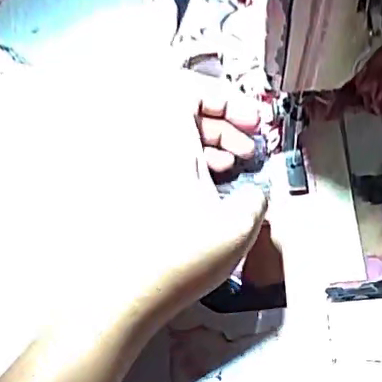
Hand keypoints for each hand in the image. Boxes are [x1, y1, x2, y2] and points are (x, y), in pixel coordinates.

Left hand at [0, 0, 270, 335]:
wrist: (123, 297)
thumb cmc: (173, 258)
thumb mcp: (239, 223)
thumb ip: (259, 195)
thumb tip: (258, 190)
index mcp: (163, 131)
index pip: (193, 84)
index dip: (230, 98)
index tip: (253, 121)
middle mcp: (138, 143)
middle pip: (182, 112)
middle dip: (223, 126)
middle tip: (248, 149)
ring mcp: (126, 171)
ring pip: (170, 142)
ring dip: (206, 150)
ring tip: (232, 174)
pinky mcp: (122, 198)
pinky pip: (156, 167)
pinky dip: (183, 172)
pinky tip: (206, 198)